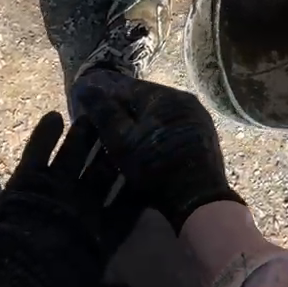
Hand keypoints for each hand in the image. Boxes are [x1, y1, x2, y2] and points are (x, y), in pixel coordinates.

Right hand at [72, 71, 241, 231]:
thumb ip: (103, 112)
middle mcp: (183, 98)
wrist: (198, 200)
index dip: (103, 93)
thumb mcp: (121, 142)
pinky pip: (170, 123)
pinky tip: (145, 142)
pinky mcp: (202, 133)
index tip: (86, 100)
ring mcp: (196, 116)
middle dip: (121, 106)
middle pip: (143, 98)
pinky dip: (155, 128)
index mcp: (163, 95)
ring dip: (139, 118)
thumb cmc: (155, 169)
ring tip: (121, 132)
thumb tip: (85, 86)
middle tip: (102, 119)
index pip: (124, 86)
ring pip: (157, 111)